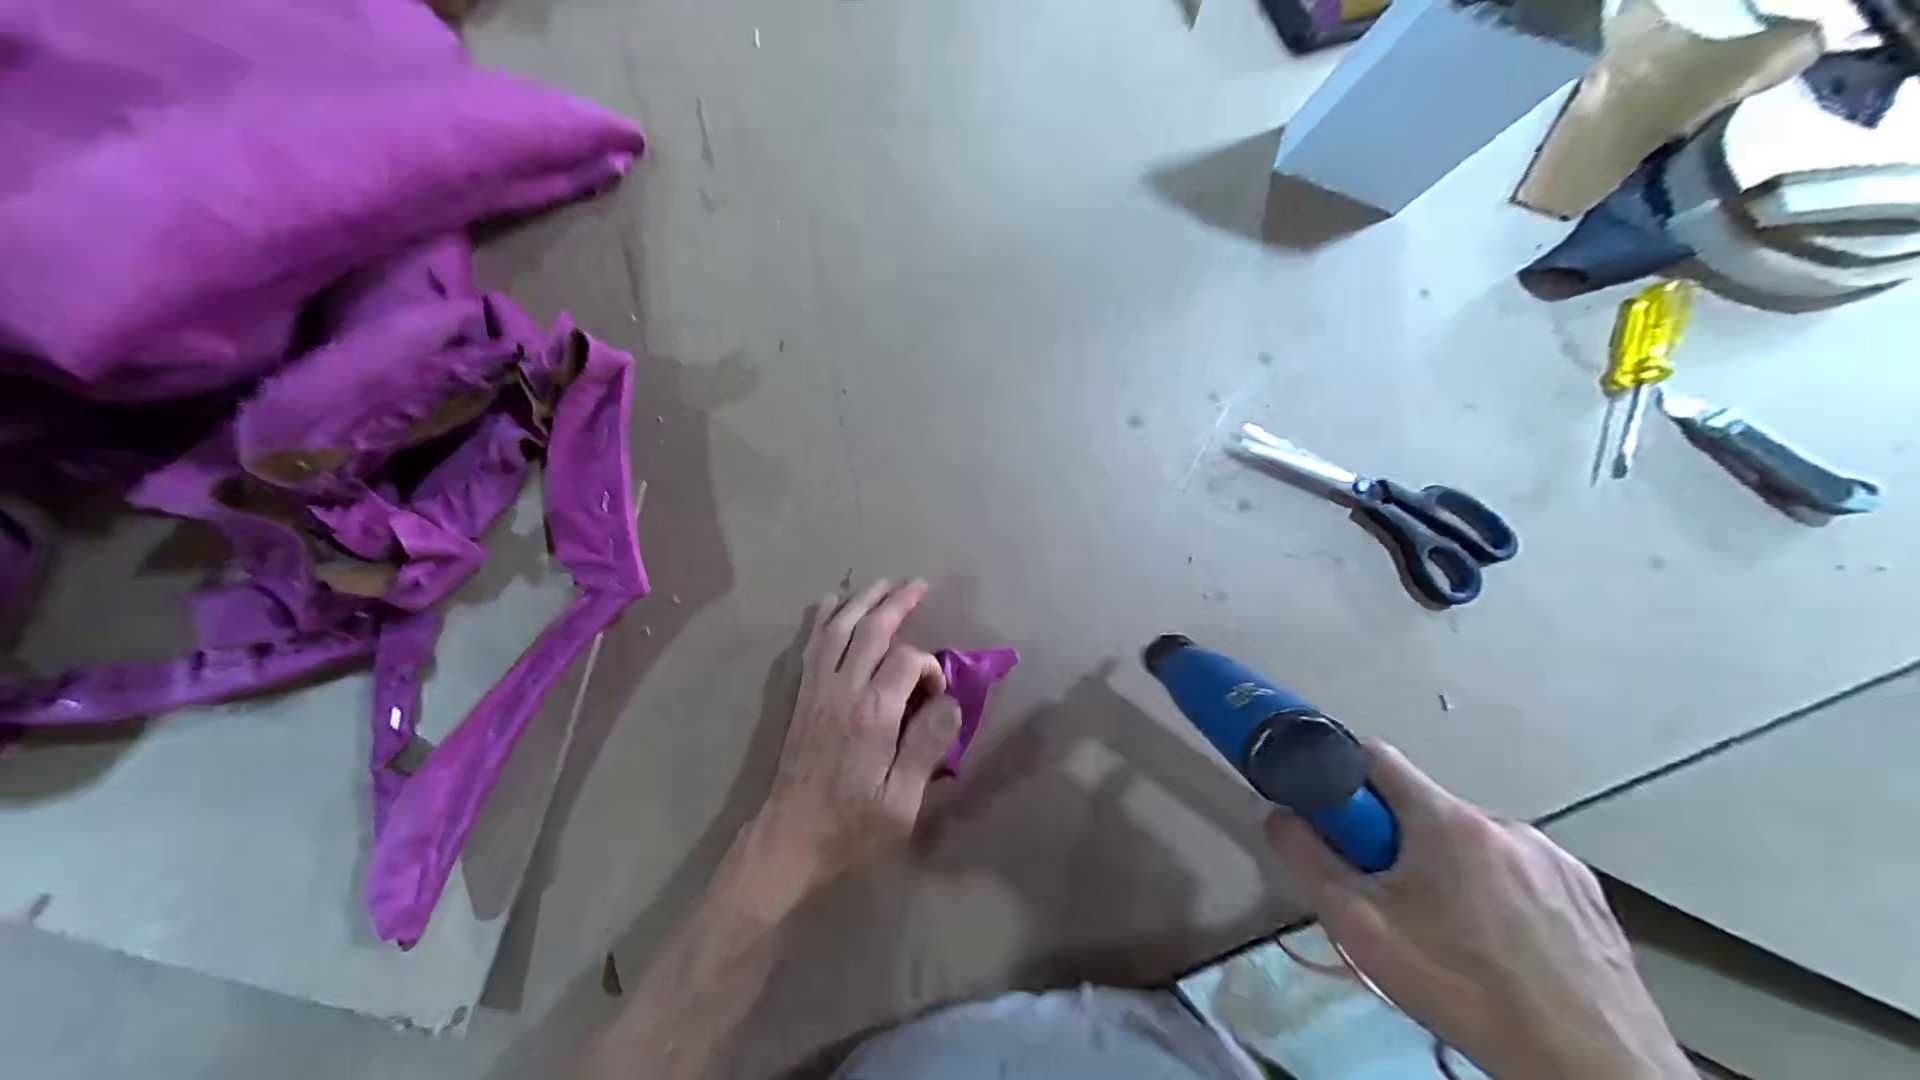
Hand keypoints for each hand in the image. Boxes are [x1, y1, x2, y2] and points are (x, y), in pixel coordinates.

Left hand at [731, 580, 959, 916]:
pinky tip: (834, 601)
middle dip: (897, 602)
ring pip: (839, 628)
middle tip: (918, 585)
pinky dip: (825, 617)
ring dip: (862, 600)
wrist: (789, 838)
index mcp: (873, 715)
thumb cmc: (852, 826)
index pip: (908, 661)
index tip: (936, 694)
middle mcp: (842, 690)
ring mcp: (817, 689)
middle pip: (871, 630)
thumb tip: (951, 701)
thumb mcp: (901, 803)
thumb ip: (926, 748)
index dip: (930, 666)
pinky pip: (813, 644)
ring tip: (883, 584)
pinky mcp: (802, 694)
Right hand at [1265, 741, 1692, 1079]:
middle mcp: (1503, 823)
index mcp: (1446, 819)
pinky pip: (1517, 867)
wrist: (1592, 1072)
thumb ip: (1307, 859)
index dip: (1342, 776)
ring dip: (1447, 865)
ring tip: (1448, 929)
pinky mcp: (1589, 892)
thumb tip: (1276, 814)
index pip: (1375, 756)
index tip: (1334, 819)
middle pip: (1422, 805)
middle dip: (1394, 837)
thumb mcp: (1360, 927)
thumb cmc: (1462, 989)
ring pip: (1470, 839)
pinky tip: (1500, 944)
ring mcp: (1554, 856)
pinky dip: (1495, 888)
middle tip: (1388, 895)